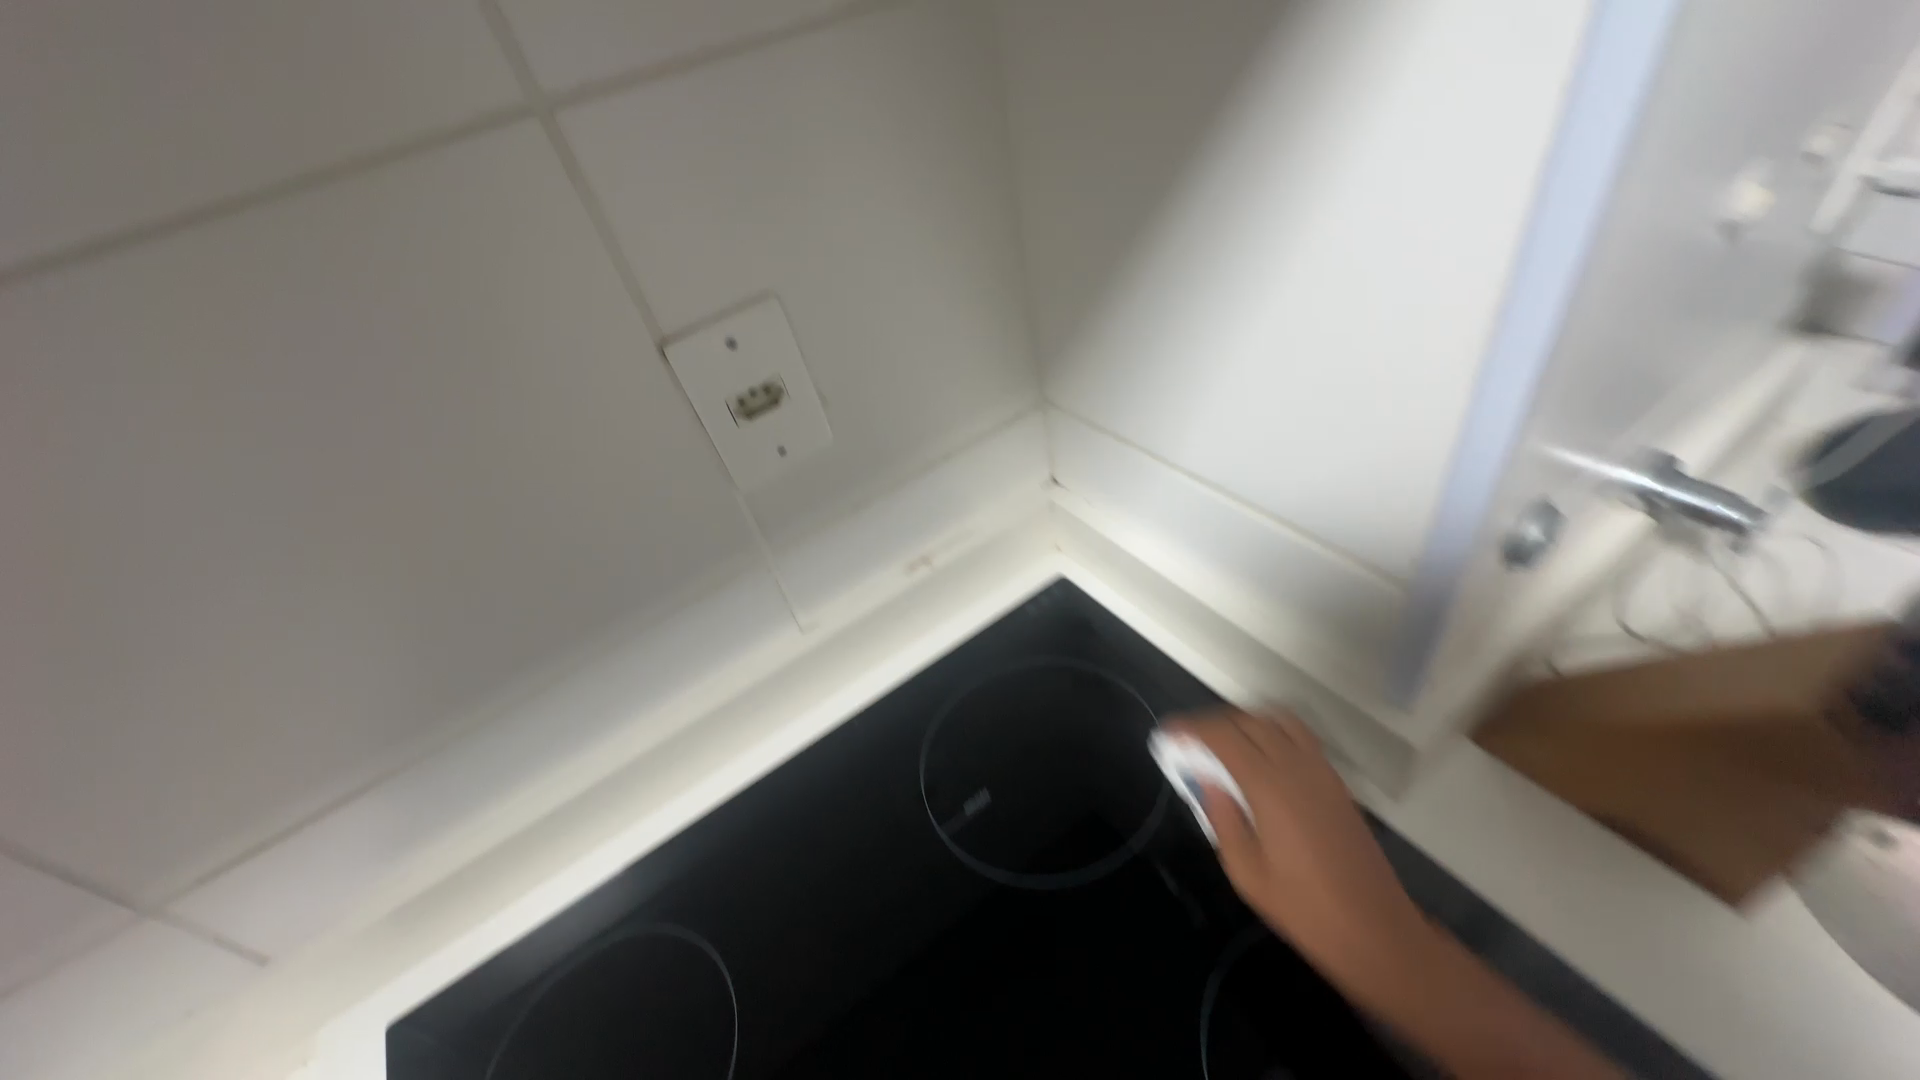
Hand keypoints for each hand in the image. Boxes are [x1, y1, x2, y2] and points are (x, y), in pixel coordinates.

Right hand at [1166, 708, 1432, 999]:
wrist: (1376, 930)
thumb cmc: (1304, 909)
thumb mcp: (1246, 872)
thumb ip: (1222, 818)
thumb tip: (1207, 780)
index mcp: (1269, 787)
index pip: (1223, 736)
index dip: (1190, 730)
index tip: (1167, 736)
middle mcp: (1297, 767)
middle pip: (1248, 720)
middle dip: (1212, 724)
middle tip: (1188, 744)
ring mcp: (1322, 771)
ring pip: (1276, 721)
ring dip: (1244, 722)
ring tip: (1221, 745)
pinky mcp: (1336, 783)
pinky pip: (1299, 737)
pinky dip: (1271, 732)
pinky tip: (1259, 758)